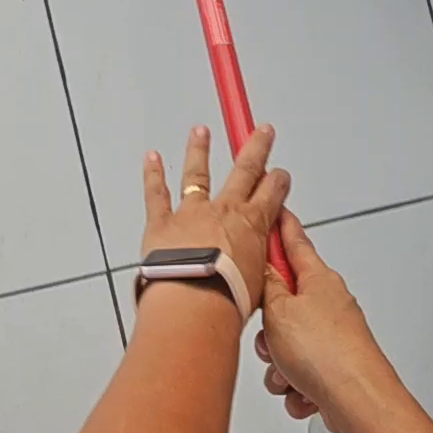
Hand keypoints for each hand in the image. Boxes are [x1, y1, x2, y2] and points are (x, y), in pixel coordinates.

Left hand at [142, 124, 290, 315]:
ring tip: (201, 131)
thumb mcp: (259, 283)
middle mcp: (224, 211)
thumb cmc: (227, 298)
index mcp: (252, 224)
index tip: (280, 172)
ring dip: (200, 150)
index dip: (278, 180)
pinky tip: (152, 158)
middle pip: (245, 170)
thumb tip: (259, 269)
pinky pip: (156, 193)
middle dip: (256, 148)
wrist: (194, 300)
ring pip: (198, 174)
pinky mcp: (162, 223)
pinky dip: (153, 174)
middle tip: (262, 131)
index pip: (272, 193)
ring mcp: (191, 213)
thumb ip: (258, 267)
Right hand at [255, 210, 397, 432]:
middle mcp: (328, 304)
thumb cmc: (328, 353)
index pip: (294, 242)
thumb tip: (260, 266)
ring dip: (278, 365)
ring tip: (288, 373)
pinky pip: (298, 374)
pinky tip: (301, 392)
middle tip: (268, 338)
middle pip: (283, 303)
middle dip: (267, 328)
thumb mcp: (279, 311)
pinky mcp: (332, 368)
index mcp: (318, 280)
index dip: (281, 225)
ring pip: (286, 345)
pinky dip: (295, 386)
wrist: (358, 401)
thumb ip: (266, 287)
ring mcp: (332, 337)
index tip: (275, 207)